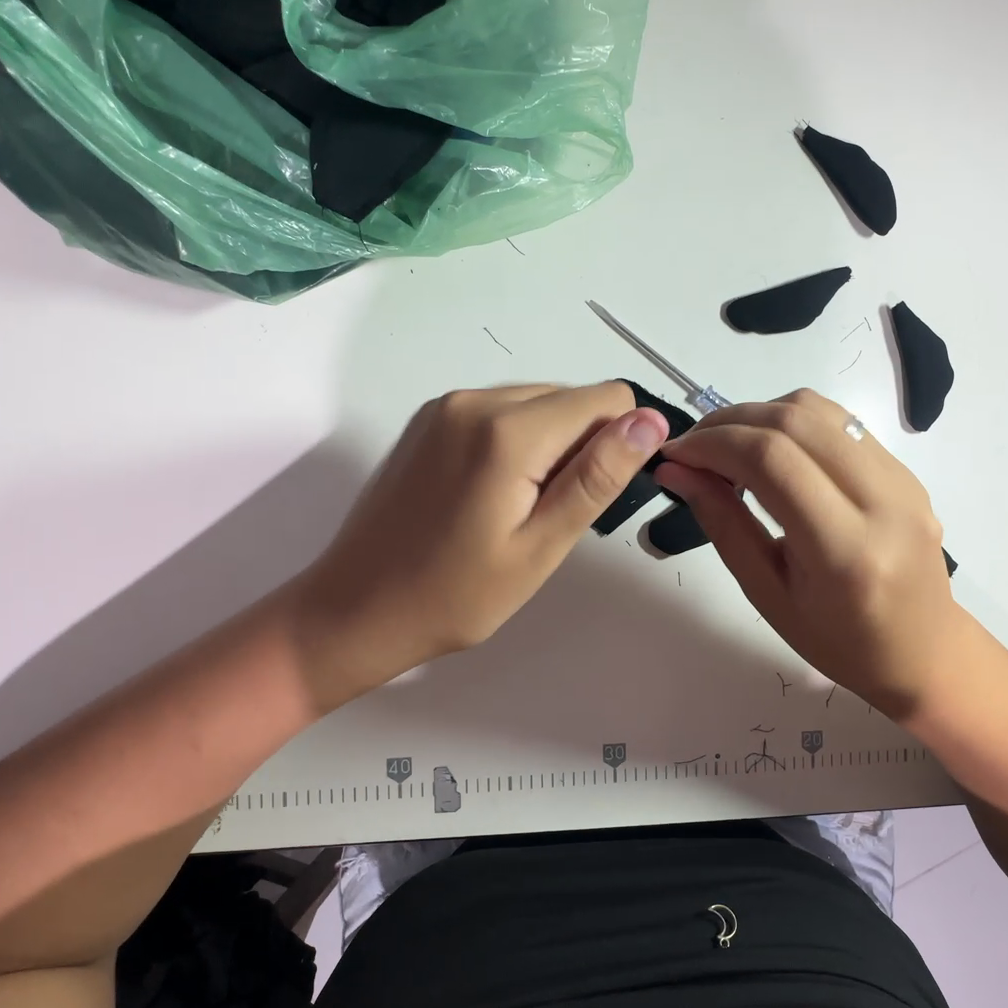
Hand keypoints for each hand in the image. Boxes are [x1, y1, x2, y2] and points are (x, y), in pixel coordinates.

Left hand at [293, 382, 666, 702]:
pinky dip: (513, 446)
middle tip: (549, 517)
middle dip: (581, 448)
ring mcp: (445, 407)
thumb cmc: (456, 595)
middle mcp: (474, 399)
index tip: (592, 499)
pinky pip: (498, 413)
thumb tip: (650, 421)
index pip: (606, 399)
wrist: (356, 609)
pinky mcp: (427, 421)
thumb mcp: (541, 546)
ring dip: (547, 448)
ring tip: (516, 511)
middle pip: (569, 399)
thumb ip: (597, 477)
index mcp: (507, 430)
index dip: (619, 446)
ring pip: (535, 404)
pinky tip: (490, 497)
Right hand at [656, 389, 968, 719]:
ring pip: (818, 411)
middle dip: (730, 423)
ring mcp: (902, 480)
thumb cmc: (836, 640)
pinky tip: (769, 453)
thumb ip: (722, 524)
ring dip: (760, 415)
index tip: (675, 456)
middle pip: (795, 421)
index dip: (713, 445)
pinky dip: (791, 424)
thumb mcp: (766, 593)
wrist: (920, 651)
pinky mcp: (905, 470)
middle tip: (693, 449)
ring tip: (726, 448)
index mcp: (845, 550)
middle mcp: (883, 502)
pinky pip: (840, 425)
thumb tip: (675, 471)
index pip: (772, 461)